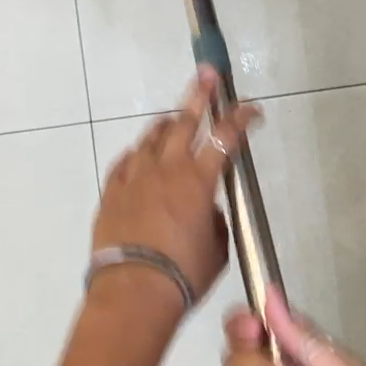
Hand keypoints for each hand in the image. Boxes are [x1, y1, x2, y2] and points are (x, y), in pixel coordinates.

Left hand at [93, 68, 259, 305]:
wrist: (134, 290)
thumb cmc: (185, 274)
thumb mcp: (217, 248)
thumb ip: (215, 221)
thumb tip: (206, 211)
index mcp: (199, 180)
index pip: (225, 137)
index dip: (241, 119)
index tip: (253, 109)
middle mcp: (166, 169)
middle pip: (184, 121)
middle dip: (199, 96)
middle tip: (207, 75)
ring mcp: (135, 177)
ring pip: (151, 137)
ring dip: (166, 124)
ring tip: (173, 117)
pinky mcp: (112, 191)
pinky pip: (126, 161)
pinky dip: (138, 154)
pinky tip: (141, 155)